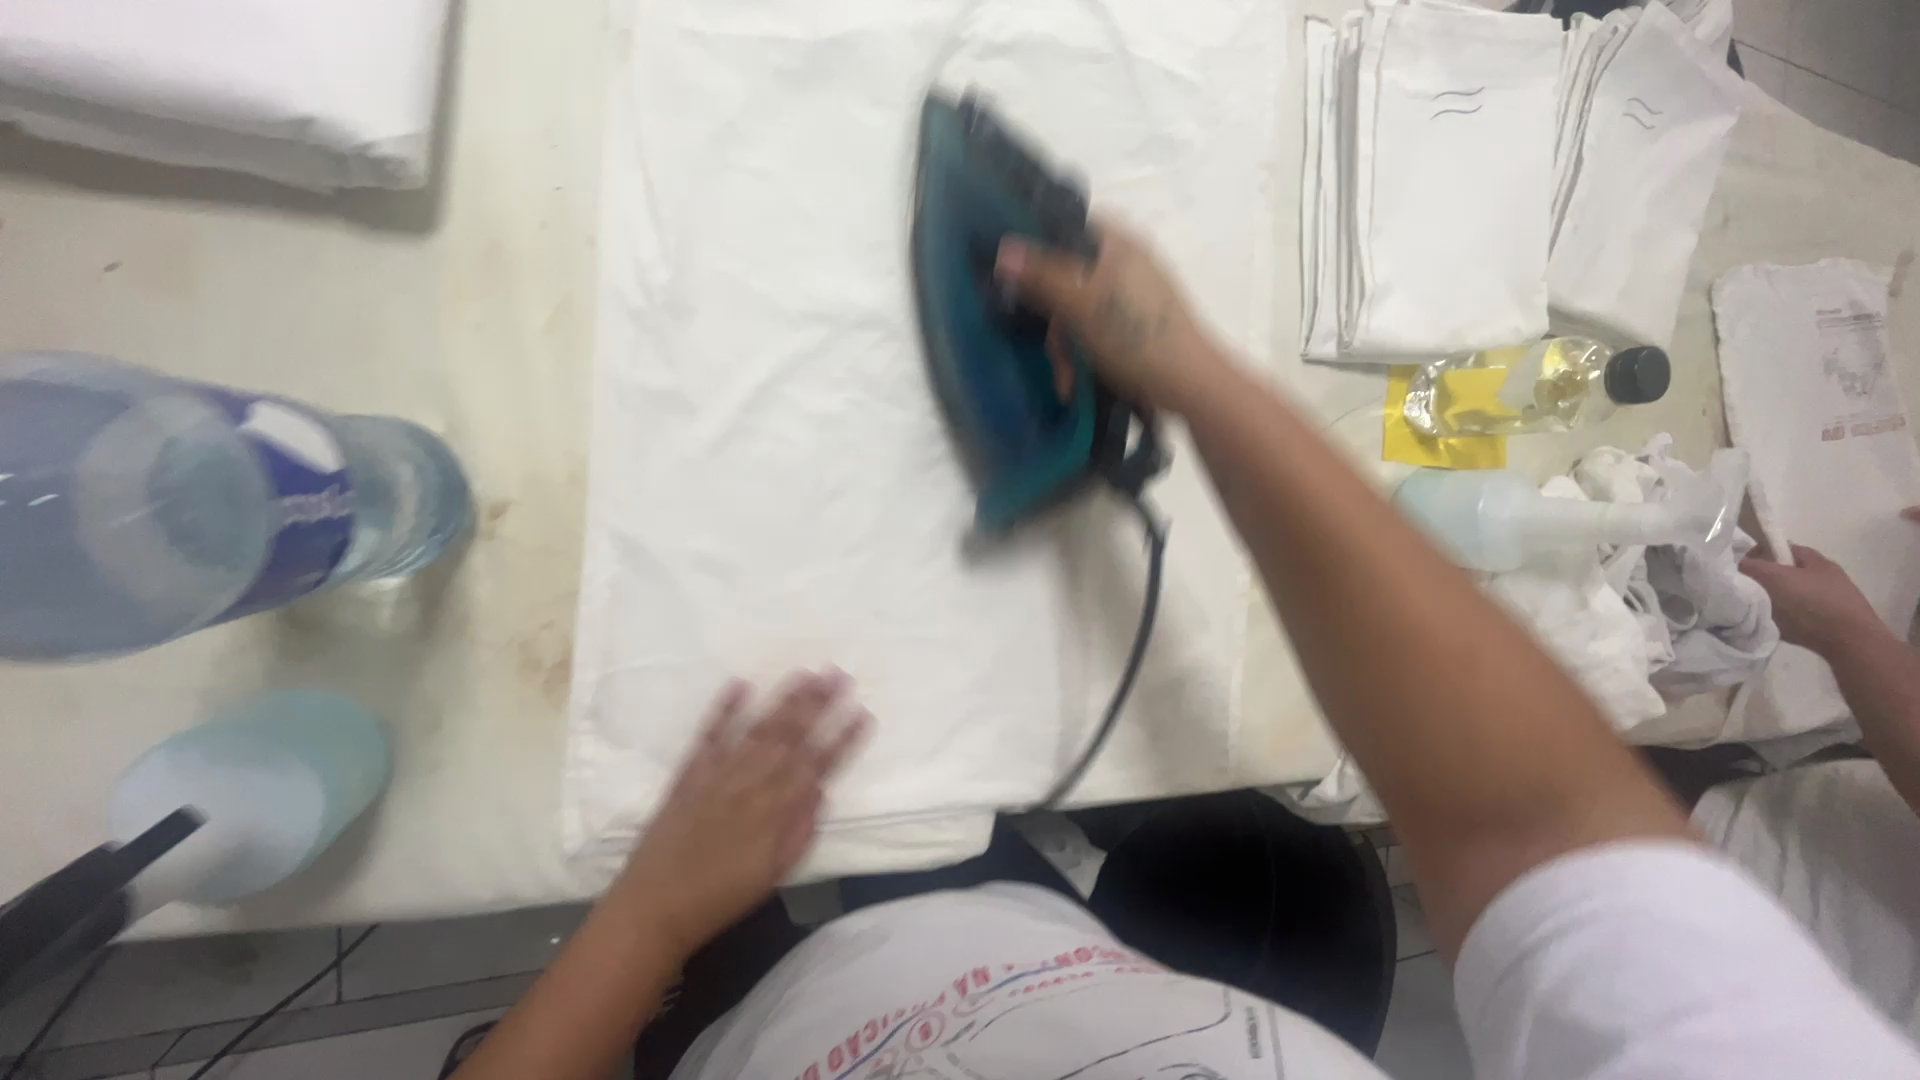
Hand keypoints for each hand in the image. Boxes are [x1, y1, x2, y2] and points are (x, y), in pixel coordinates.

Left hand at [617, 671, 869, 952]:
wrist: (654, 907)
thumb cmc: (722, 897)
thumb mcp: (774, 873)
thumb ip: (800, 830)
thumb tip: (820, 790)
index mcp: (777, 810)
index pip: (818, 765)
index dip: (843, 738)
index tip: (863, 712)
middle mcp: (752, 783)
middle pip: (791, 736)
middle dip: (819, 704)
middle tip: (840, 674)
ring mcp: (719, 773)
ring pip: (759, 728)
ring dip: (785, 699)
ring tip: (807, 673)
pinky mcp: (689, 772)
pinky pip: (709, 734)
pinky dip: (724, 708)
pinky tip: (741, 684)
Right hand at [994, 224, 1220, 411]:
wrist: (1190, 384)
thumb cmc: (1135, 336)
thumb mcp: (1080, 303)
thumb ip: (1041, 276)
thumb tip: (1002, 248)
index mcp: (1119, 244)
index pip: (1068, 230)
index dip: (1040, 254)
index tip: (1021, 286)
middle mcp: (1128, 264)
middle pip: (1068, 281)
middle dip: (1055, 325)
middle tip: (1055, 354)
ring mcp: (1136, 298)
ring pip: (1081, 314)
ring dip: (1068, 351)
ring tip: (1069, 381)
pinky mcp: (1140, 329)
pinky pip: (1099, 335)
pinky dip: (1086, 358)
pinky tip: (1080, 385)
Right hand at [1741, 544, 1887, 655]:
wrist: (1849, 640)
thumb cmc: (1812, 603)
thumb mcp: (1776, 578)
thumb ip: (1753, 566)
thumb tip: (1737, 564)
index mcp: (1815, 560)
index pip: (1779, 547)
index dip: (1757, 554)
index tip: (1739, 568)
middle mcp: (1823, 574)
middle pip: (1782, 570)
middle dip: (1761, 577)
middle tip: (1744, 589)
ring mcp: (1826, 596)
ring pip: (1786, 590)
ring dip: (1770, 596)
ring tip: (1756, 607)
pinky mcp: (1825, 616)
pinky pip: (1793, 608)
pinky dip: (1781, 612)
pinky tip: (1773, 620)